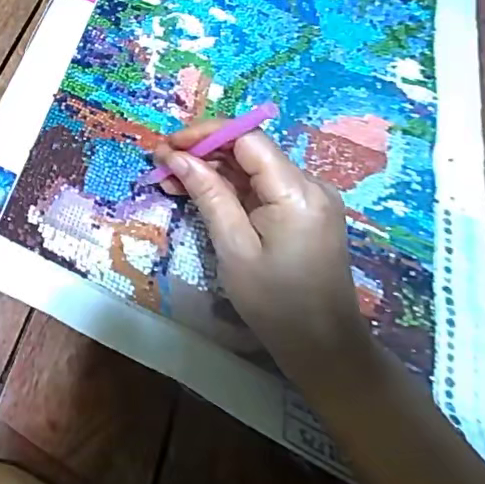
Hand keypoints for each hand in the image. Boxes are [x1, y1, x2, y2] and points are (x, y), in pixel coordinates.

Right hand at [152, 122, 371, 385]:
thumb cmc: (275, 303)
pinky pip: (259, 185)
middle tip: (159, 165)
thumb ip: (208, 194)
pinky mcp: (302, 210)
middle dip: (201, 151)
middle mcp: (309, 184)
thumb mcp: (233, 248)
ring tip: (168, 180)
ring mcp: (308, 197)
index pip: (247, 138)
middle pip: (247, 149)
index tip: (167, 147)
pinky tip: (195, 192)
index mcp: (297, 192)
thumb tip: (176, 156)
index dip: (204, 134)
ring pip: (249, 166)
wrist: (325, 349)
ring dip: (209, 169)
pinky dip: (227, 186)